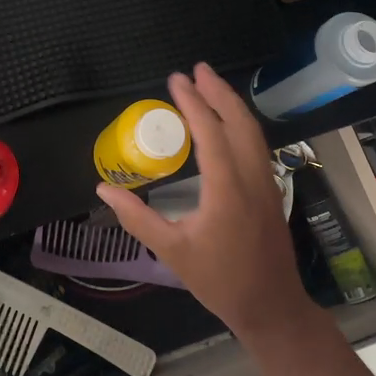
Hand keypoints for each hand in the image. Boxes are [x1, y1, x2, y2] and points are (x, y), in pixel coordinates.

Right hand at [97, 63, 312, 336]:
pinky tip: (228, 121)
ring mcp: (266, 182)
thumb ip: (138, 218)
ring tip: (211, 84)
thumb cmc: (220, 280)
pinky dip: (241, 122)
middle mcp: (251, 177)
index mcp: (227, 189)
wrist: (271, 307)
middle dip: (218, 92)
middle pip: (238, 122)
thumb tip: (104, 188)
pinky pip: (256, 144)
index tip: (176, 80)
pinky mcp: (270, 190)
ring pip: (252, 131)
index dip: (193, 103)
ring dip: (231, 104)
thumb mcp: (172, 252)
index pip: (210, 132)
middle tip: (196, 69)